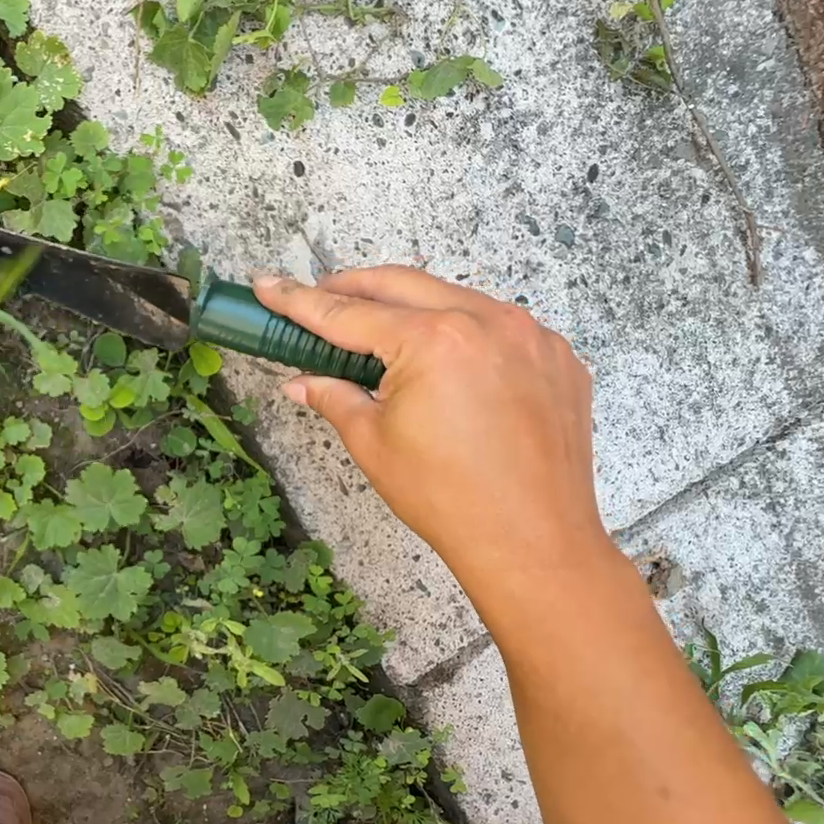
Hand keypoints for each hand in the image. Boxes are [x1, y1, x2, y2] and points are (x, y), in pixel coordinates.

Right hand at [253, 268, 607, 588]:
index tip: (267, 285)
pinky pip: (496, 323)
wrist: (532, 540)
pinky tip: (437, 358)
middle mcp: (486, 322)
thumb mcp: (371, 441)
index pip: (346, 314)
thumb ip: (333, 397)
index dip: (298, 300)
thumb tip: (300, 382)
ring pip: (451, 296)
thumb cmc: (447, 495)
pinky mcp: (556, 356)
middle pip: (400, 284)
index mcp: (433, 341)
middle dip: (351, 285)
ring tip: (374, 328)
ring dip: (406, 304)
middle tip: (316, 297)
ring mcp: (530, 335)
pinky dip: (457, 328)